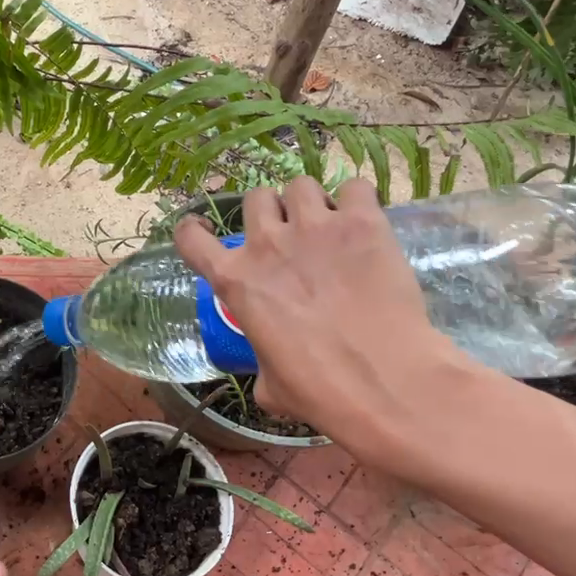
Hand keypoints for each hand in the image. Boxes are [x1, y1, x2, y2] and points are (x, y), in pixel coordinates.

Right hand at [174, 177, 475, 459]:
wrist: (385, 381)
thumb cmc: (321, 391)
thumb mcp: (270, 385)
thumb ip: (261, 362)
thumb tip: (269, 371)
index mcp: (236, 281)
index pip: (191, 238)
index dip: (194, 230)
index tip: (204, 232)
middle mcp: (268, 244)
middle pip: (256, 198)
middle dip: (271, 212)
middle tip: (290, 235)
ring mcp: (315, 228)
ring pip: (301, 185)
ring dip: (312, 202)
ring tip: (331, 225)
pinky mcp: (363, 222)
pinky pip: (355, 188)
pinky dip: (358, 201)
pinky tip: (366, 223)